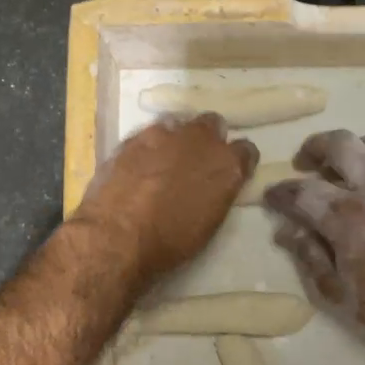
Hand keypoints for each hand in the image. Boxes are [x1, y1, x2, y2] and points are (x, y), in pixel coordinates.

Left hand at [73, 112, 257, 283]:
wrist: (118, 236)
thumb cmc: (170, 241)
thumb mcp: (209, 222)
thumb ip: (218, 193)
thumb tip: (215, 184)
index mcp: (225, 164)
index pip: (246, 150)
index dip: (239, 160)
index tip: (232, 170)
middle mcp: (199, 140)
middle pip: (212, 124)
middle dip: (209, 138)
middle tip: (198, 160)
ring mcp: (163, 134)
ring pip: (178, 123)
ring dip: (177, 138)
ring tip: (166, 160)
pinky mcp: (132, 138)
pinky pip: (148, 134)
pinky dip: (149, 146)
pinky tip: (140, 165)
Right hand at [263, 130, 364, 342]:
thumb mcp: (334, 289)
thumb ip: (308, 254)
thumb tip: (286, 230)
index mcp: (346, 220)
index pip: (302, 192)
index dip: (280, 193)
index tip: (270, 197)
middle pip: (339, 145)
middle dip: (313, 148)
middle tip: (302, 164)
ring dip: (349, 147)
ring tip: (338, 165)